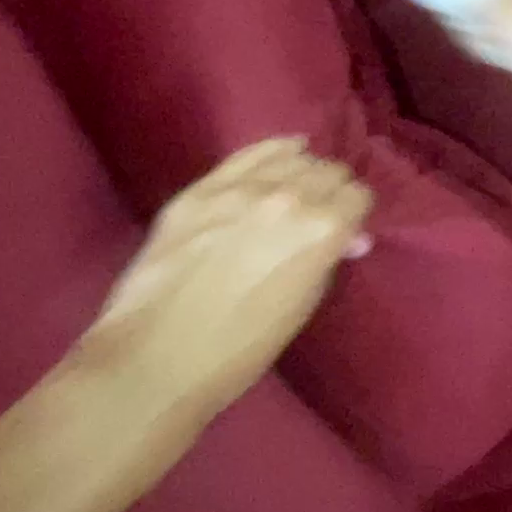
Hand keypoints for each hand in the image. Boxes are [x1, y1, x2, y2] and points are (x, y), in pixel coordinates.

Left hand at [76, 138, 373, 427]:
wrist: (153, 361)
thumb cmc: (241, 350)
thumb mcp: (303, 307)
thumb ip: (326, 260)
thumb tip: (348, 238)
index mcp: (322, 230)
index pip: (358, 195)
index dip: (356, 213)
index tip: (347, 228)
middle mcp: (290, 197)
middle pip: (329, 171)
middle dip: (333, 191)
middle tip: (322, 213)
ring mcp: (242, 188)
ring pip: (293, 157)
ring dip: (304, 172)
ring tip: (298, 190)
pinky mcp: (202, 188)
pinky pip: (250, 153)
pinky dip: (274, 151)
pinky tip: (284, 152)